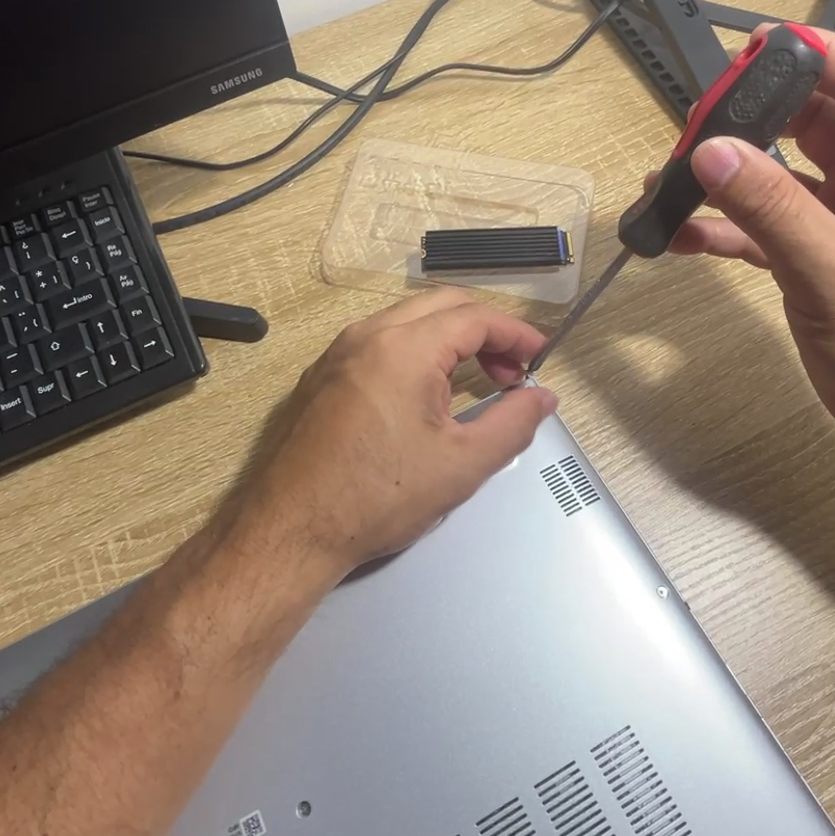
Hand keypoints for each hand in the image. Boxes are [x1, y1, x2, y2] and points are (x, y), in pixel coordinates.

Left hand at [232, 289, 558, 575]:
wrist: (292, 529)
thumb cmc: (378, 498)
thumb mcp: (462, 465)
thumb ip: (513, 424)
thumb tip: (542, 398)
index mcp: (404, 349)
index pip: (475, 317)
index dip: (516, 333)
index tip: (539, 357)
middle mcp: (367, 336)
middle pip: (442, 306)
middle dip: (485, 331)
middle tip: (510, 373)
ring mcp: (338, 353)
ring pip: (408, 321)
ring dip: (449, 340)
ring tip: (474, 383)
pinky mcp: (322, 375)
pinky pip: (379, 342)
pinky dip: (415, 352)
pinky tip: (425, 395)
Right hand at [669, 27, 834, 454]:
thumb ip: (772, 208)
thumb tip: (711, 152)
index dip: (818, 55)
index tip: (755, 47)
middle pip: (814, 125)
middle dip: (756, 116)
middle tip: (698, 118)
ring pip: (779, 179)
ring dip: (730, 176)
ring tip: (673, 176)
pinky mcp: (814, 262)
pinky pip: (763, 229)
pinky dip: (724, 229)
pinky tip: (681, 236)